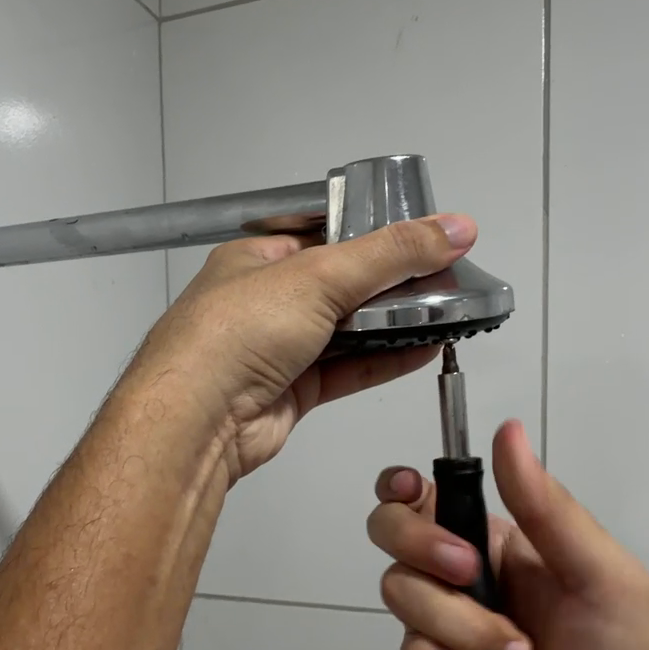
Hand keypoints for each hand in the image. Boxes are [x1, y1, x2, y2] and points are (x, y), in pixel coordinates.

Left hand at [123, 214, 477, 480]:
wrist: (197, 421)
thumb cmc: (231, 336)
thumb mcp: (318, 275)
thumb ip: (389, 255)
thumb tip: (451, 228)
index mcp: (256, 260)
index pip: (324, 236)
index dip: (374, 235)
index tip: (423, 236)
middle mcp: (264, 303)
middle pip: (340, 285)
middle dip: (390, 284)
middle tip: (445, 276)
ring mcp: (277, 350)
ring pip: (346, 330)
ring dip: (393, 323)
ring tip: (447, 311)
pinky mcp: (291, 391)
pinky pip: (346, 369)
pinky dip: (384, 359)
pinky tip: (422, 348)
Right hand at [367, 419, 648, 649]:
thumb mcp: (606, 578)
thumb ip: (550, 510)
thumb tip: (508, 429)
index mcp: (494, 544)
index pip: (427, 496)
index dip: (401, 486)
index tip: (407, 489)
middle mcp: (454, 578)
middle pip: (390, 532)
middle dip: (420, 544)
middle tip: (466, 570)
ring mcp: (433, 629)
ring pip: (403, 594)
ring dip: (465, 627)